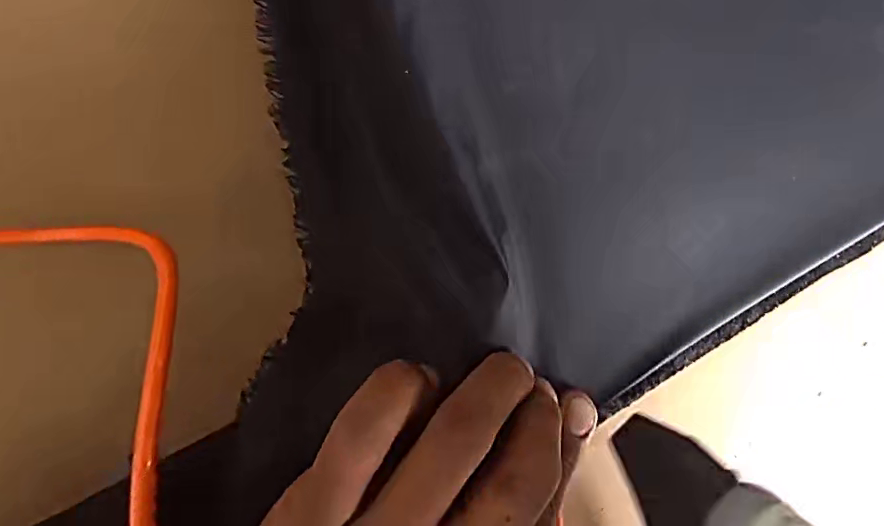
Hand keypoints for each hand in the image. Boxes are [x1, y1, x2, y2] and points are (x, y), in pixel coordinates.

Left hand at [261, 353, 596, 525]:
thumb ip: (535, 489)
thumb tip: (577, 406)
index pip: (537, 494)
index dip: (555, 433)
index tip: (556, 404)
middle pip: (513, 473)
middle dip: (536, 406)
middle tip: (530, 385)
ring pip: (456, 435)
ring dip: (493, 383)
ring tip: (496, 373)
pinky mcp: (307, 510)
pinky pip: (367, 426)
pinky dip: (407, 384)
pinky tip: (420, 386)